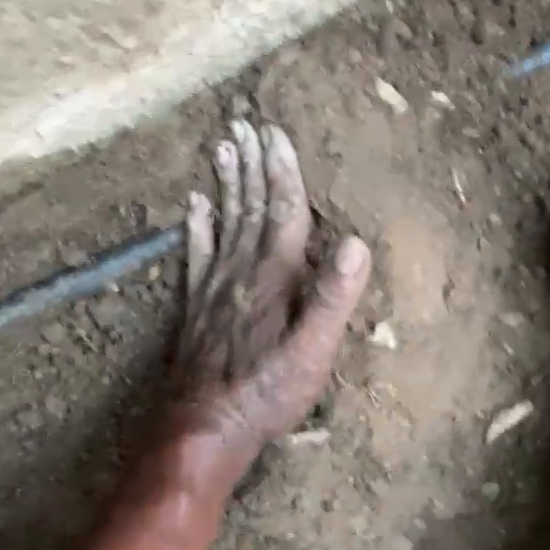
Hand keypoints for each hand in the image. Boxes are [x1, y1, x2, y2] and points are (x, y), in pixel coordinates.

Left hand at [165, 121, 371, 479]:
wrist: (204, 424)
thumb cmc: (266, 393)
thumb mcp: (313, 353)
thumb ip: (332, 297)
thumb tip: (355, 243)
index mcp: (275, 277)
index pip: (283, 211)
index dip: (282, 171)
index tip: (276, 134)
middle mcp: (242, 271)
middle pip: (250, 206)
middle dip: (252, 164)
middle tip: (244, 124)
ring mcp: (215, 285)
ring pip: (222, 221)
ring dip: (225, 183)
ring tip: (222, 147)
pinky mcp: (196, 302)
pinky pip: (196, 253)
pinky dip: (196, 225)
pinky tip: (194, 203)